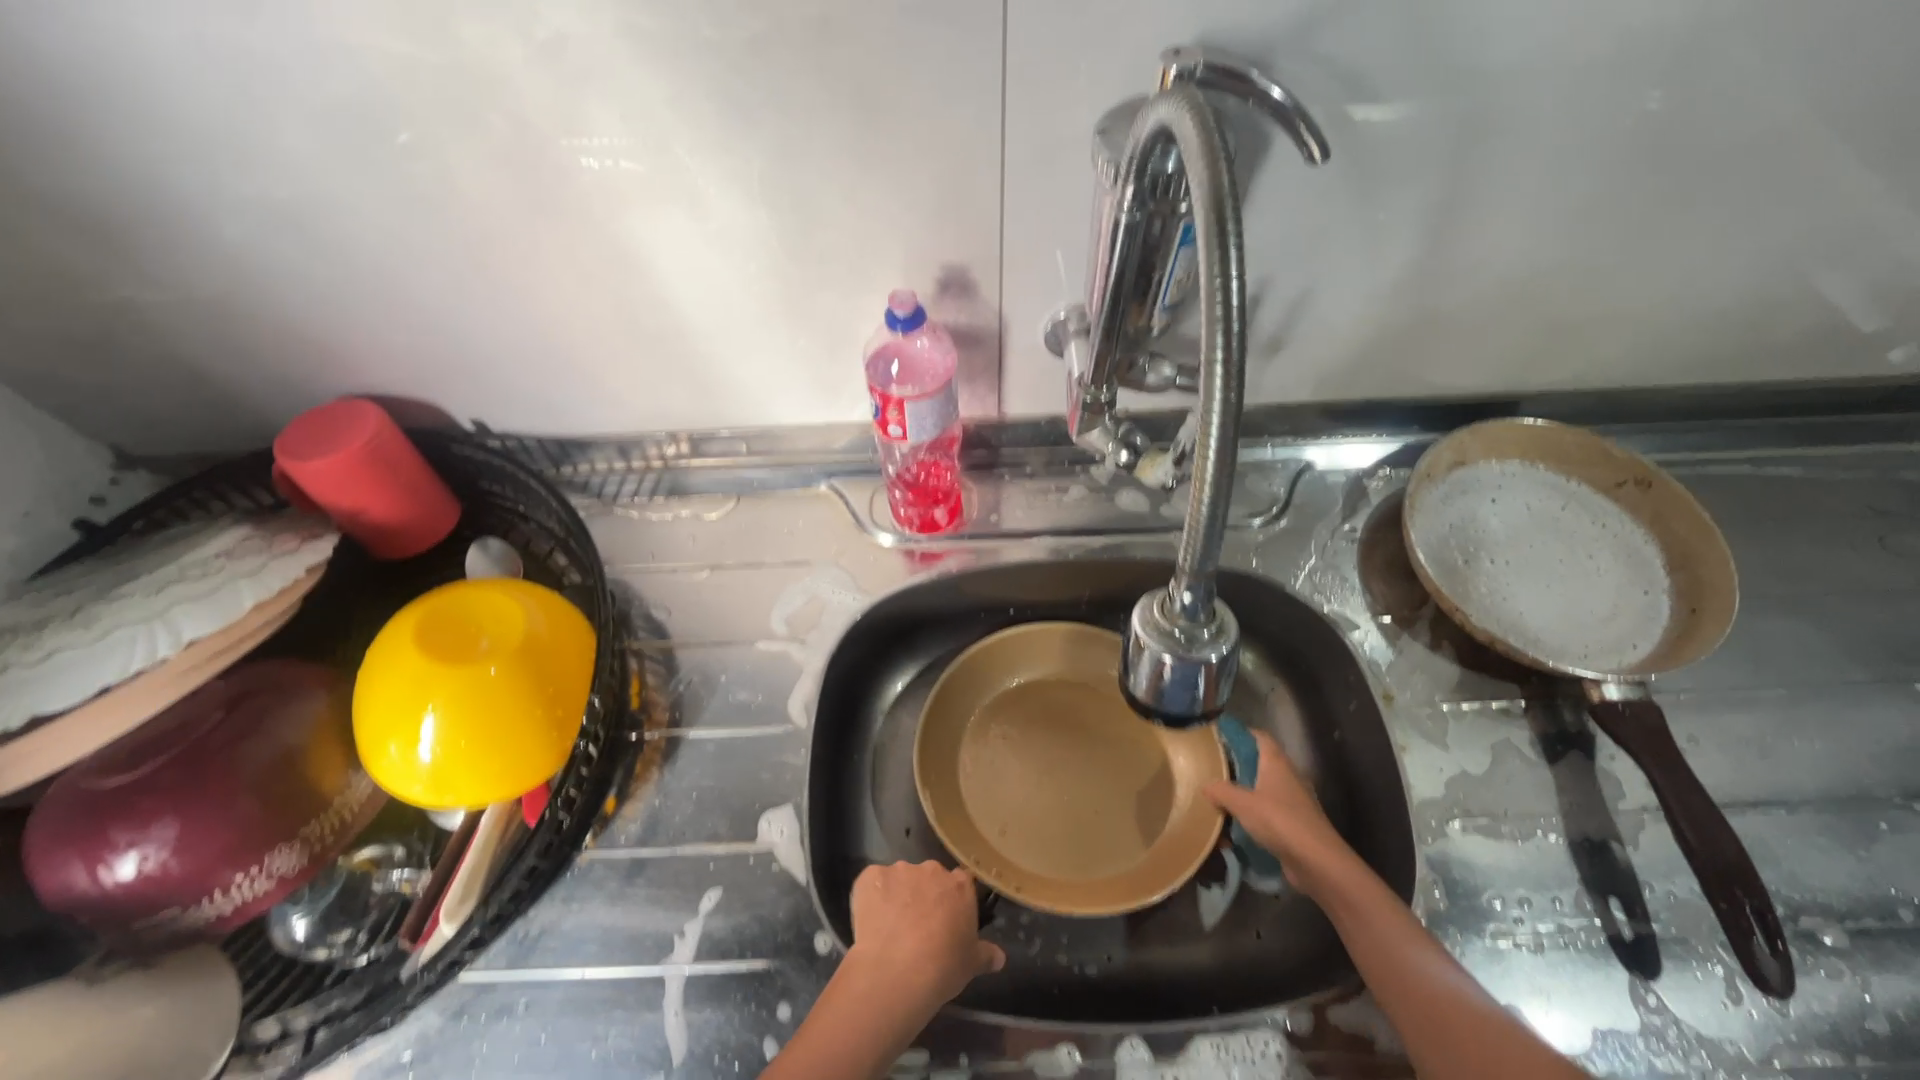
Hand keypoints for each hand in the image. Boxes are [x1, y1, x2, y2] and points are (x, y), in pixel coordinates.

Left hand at [845, 862, 1004, 1009]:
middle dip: (924, 895)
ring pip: (899, 879)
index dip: (951, 900)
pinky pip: (872, 882)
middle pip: (929, 877)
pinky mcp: (870, 876)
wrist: (897, 971)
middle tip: (917, 925)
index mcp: (960, 885)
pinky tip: (871, 921)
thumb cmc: (943, 967)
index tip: (945, 919)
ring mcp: (899, 870)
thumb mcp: (971, 964)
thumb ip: (986, 954)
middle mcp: (931, 870)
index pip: (960, 883)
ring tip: (890, 927)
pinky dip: (871, 897)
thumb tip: (999, 957)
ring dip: (897, 895)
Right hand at [1202, 728, 1356, 894]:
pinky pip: (1270, 812)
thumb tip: (1206, 785)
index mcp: (1277, 764)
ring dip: (1246, 792)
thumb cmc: (1280, 821)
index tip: (1220, 737)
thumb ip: (1221, 791)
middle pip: (1262, 763)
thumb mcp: (1242, 804)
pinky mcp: (1296, 824)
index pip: (1260, 737)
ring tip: (1221, 798)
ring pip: (1266, 789)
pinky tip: (1237, 826)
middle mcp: (1289, 777)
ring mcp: (1295, 801)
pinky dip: (1254, 815)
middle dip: (1239, 765)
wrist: (1316, 861)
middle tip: (1213, 769)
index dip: (1242, 734)